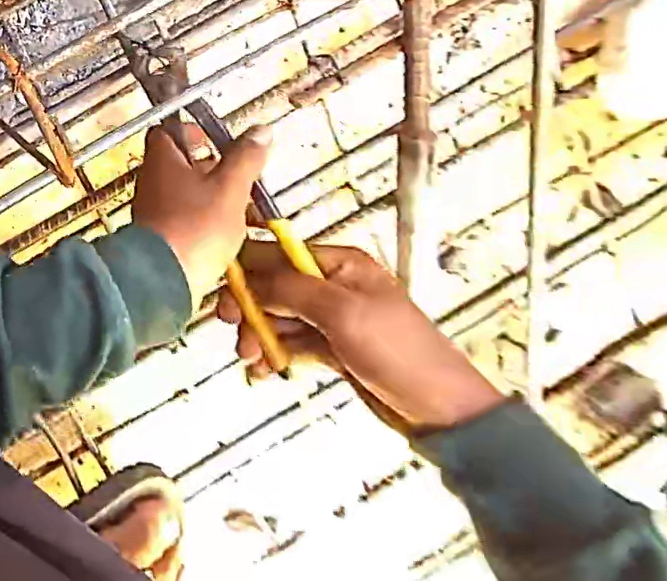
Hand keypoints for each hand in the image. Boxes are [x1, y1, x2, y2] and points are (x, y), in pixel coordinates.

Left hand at [132, 122, 271, 306]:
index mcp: (162, 159)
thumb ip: (245, 158)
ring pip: (185, 192)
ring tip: (241, 208)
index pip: (170, 130)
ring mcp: (152, 208)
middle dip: (212, 168)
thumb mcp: (230, 188)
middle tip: (238, 176)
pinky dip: (205, 221)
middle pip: (180, 163)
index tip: (217, 140)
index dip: (194, 131)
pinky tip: (227, 235)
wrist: (164, 279)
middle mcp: (151, 180)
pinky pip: (184, 219)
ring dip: (213, 196)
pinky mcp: (159, 235)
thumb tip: (261, 131)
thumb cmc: (193, 228)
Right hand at [215, 243, 504, 432]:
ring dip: (259, 333)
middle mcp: (331, 284)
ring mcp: (331, 316)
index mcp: (339, 263)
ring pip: (278, 315)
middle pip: (273, 285)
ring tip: (251, 357)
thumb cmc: (403, 354)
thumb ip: (291, 289)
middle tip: (230, 325)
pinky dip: (274, 352)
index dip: (248, 267)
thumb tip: (252, 280)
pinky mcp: (331, 346)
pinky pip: (290, 341)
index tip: (224, 287)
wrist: (443, 413)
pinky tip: (264, 367)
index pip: (279, 252)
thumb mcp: (342, 312)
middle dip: (250, 306)